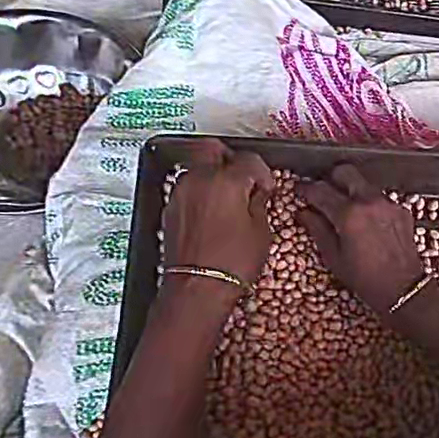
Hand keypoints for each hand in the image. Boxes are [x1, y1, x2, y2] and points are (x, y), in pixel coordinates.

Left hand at [163, 139, 275, 290]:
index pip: (248, 159)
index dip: (264, 173)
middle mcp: (198, 179)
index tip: (268, 188)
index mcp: (225, 180)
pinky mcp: (170, 208)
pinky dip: (203, 192)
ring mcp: (180, 192)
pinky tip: (216, 212)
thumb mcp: (261, 231)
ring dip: (215, 175)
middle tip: (246, 178)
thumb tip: (257, 194)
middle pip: (213, 149)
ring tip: (231, 198)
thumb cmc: (232, 262)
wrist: (198, 287)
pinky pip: (188, 187)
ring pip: (198, 167)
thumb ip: (259, 203)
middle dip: (232, 158)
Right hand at [296, 165, 426, 314]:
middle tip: (322, 192)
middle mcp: (370, 202)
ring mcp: (389, 204)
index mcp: (349, 214)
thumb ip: (317, 229)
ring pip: (364, 184)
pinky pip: (380, 198)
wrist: (403, 288)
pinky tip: (365, 221)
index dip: (305, 188)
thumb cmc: (365, 278)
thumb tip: (303, 212)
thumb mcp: (334, 257)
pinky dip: (369, 203)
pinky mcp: (401, 210)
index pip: (320, 190)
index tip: (298, 190)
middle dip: (330, 178)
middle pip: (345, 172)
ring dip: (351, 190)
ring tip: (343, 210)